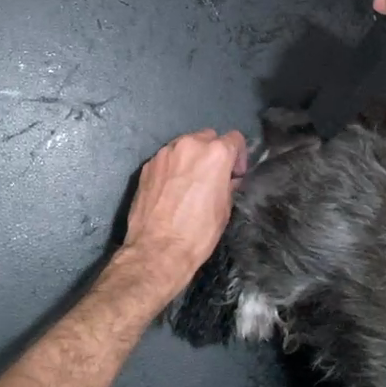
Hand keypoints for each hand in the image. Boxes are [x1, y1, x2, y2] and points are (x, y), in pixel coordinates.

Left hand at [113, 128, 247, 297]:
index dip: (238, 157)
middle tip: (212, 178)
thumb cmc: (198, 232)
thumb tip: (227, 180)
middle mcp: (189, 145)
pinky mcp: (147, 165)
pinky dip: (172, 168)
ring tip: (189, 184)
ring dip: (191, 159)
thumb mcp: (224, 210)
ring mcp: (164, 153)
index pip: (235, 139)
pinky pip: (166, 159)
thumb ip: (228, 185)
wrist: (157, 249)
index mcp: (215, 153)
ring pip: (184, 146)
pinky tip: (170, 190)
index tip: (234, 175)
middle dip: (213, 153)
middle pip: (208, 137)